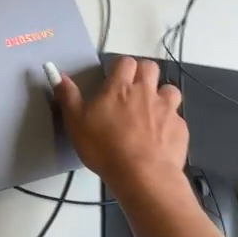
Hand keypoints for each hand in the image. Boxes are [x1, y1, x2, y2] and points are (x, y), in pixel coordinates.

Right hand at [51, 56, 189, 199]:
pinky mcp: (180, 128)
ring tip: (151, 109)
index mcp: (119, 88)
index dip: (120, 66)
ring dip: (161, 94)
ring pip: (169, 89)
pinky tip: (160, 135)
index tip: (114, 76)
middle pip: (150, 67)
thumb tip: (57, 73)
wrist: (142, 174)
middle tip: (132, 88)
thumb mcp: (75, 121)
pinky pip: (177, 117)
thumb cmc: (103, 146)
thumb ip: (67, 95)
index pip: (125, 62)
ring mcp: (166, 109)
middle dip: (142, 72)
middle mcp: (146, 92)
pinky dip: (169, 121)